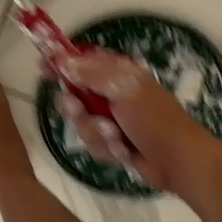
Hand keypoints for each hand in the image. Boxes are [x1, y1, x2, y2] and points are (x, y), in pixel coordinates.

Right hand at [57, 50, 220, 190]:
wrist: (179, 162)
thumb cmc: (155, 120)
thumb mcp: (123, 89)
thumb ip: (90, 72)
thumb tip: (60, 59)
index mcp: (116, 72)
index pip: (79, 59)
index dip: (58, 62)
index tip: (42, 69)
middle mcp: (109, 92)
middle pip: (71, 93)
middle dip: (75, 107)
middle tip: (81, 110)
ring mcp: (109, 118)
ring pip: (79, 122)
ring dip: (94, 132)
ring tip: (115, 137)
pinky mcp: (111, 142)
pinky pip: (91, 142)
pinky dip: (105, 148)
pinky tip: (122, 151)